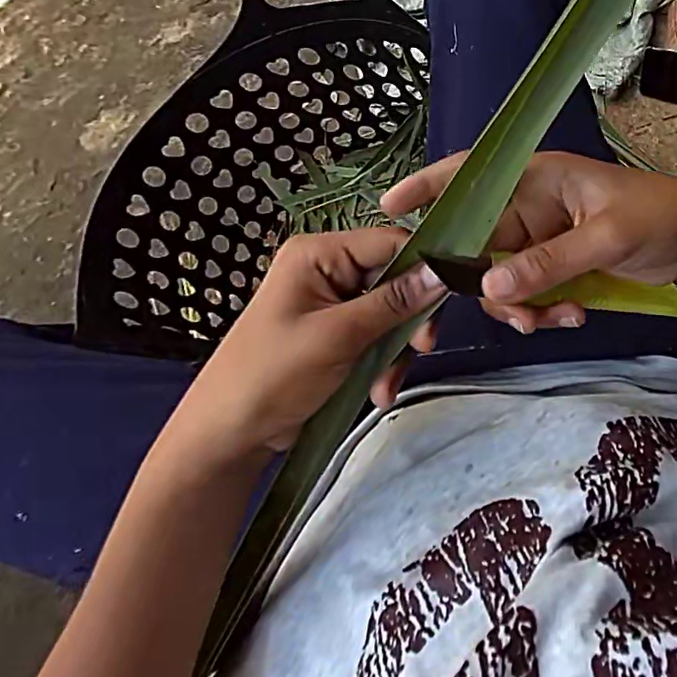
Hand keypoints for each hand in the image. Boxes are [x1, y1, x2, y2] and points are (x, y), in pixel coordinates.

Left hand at [154, 228, 445, 469]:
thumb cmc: (273, 375)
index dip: (422, 268)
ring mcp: (333, 303)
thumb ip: (394, 302)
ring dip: (396, 351)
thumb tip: (443, 272)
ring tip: (384, 384)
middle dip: (408, 321)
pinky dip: (383, 363)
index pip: (389, 242)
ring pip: (393, 314)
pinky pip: (379, 337)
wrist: (231, 433)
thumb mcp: (338, 336)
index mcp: (318, 254)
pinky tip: (376, 390)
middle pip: (396, 280)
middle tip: (420, 349)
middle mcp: (328, 270)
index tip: (446, 302)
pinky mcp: (338, 333)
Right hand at [380, 151, 676, 332]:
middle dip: (485, 286)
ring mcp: (538, 240)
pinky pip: (525, 293)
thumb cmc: (659, 216)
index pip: (471, 174)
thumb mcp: (607, 237)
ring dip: (520, 306)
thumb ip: (551, 261)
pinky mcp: (552, 267)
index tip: (389, 209)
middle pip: (476, 245)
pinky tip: (573, 315)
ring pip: (498, 279)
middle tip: (515, 316)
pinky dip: (540, 311)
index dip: (428, 188)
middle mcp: (528, 207)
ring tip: (560, 317)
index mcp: (537, 178)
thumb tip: (490, 288)